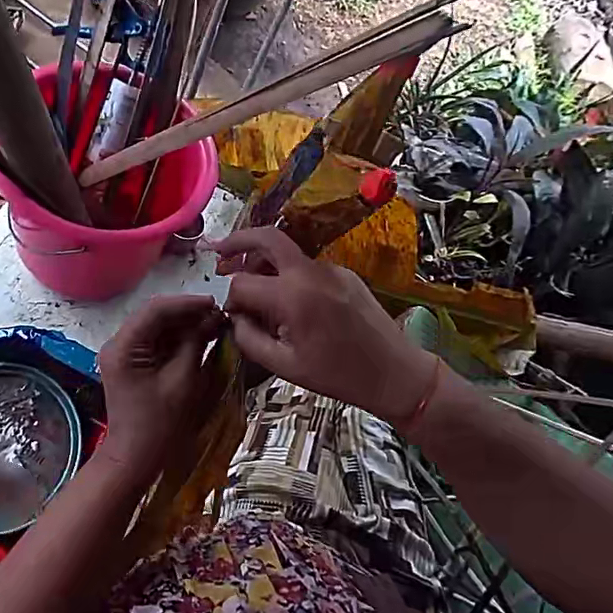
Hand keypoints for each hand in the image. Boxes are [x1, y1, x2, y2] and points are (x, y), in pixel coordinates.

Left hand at [96, 294, 224, 473]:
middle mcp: (118, 344)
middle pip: (155, 316)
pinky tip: (201, 338)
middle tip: (219, 316)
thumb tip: (212, 319)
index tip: (215, 304)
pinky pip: (156, 341)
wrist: (135, 458)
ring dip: (185, 325)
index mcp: (124, 347)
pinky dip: (178, 338)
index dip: (187, 303)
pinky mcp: (131, 362)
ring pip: (157, 327)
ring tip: (215, 325)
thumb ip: (195, 344)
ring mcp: (122, 353)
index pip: (156, 310)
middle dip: (188, 314)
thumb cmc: (159, 425)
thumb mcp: (183, 381)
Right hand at [215, 227, 436, 424]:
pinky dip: (288, 275)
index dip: (230, 297)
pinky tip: (291, 303)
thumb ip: (249, 338)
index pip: (243, 282)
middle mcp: (311, 272)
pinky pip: (307, 267)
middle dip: (237, 241)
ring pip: (286, 251)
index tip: (232, 314)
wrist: (394, 373)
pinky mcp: (344, 273)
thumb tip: (235, 317)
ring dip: (263, 261)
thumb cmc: (338, 375)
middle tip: (218, 254)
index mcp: (293, 296)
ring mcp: (330, 269)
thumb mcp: (284, 365)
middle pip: (266, 237)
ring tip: (254, 285)